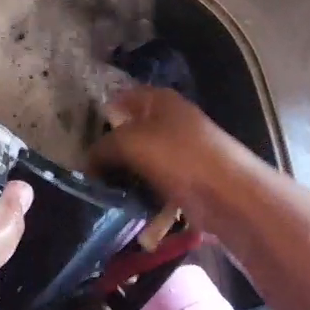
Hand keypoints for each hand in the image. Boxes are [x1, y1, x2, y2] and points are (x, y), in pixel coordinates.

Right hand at [90, 87, 262, 229]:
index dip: (99, 113)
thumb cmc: (178, 155)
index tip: (79, 136)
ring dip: (127, 178)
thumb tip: (87, 162)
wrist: (231, 195)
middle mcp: (171, 121)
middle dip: (110, 151)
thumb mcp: (128, 142)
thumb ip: (102, 148)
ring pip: (144, 163)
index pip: (120, 98)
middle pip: (131, 132)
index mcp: (158, 100)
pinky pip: (159, 188)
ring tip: (105, 194)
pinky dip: (146, 200)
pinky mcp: (191, 183)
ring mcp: (183, 153)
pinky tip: (130, 211)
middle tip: (88, 169)